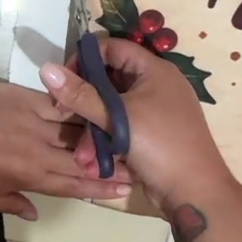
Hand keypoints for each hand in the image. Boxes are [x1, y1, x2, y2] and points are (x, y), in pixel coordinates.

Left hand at [0, 79, 132, 219]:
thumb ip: (8, 203)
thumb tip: (32, 213)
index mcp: (29, 175)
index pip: (71, 184)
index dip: (97, 187)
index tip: (123, 188)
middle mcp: (39, 148)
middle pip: (78, 156)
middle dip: (107, 162)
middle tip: (136, 163)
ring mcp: (31, 118)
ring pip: (73, 126)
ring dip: (97, 131)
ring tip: (122, 133)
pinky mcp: (21, 95)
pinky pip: (54, 101)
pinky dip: (73, 104)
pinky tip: (92, 103)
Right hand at [39, 36, 237, 216]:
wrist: (195, 193)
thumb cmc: (160, 145)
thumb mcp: (116, 118)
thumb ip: (80, 94)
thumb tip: (46, 68)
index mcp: (154, 71)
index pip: (112, 48)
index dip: (84, 59)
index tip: (63, 82)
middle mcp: (155, 85)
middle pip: (108, 80)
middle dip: (84, 102)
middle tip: (63, 116)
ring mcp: (154, 110)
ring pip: (112, 107)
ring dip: (92, 128)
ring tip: (81, 154)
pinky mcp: (151, 133)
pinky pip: (121, 126)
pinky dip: (106, 140)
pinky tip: (94, 160)